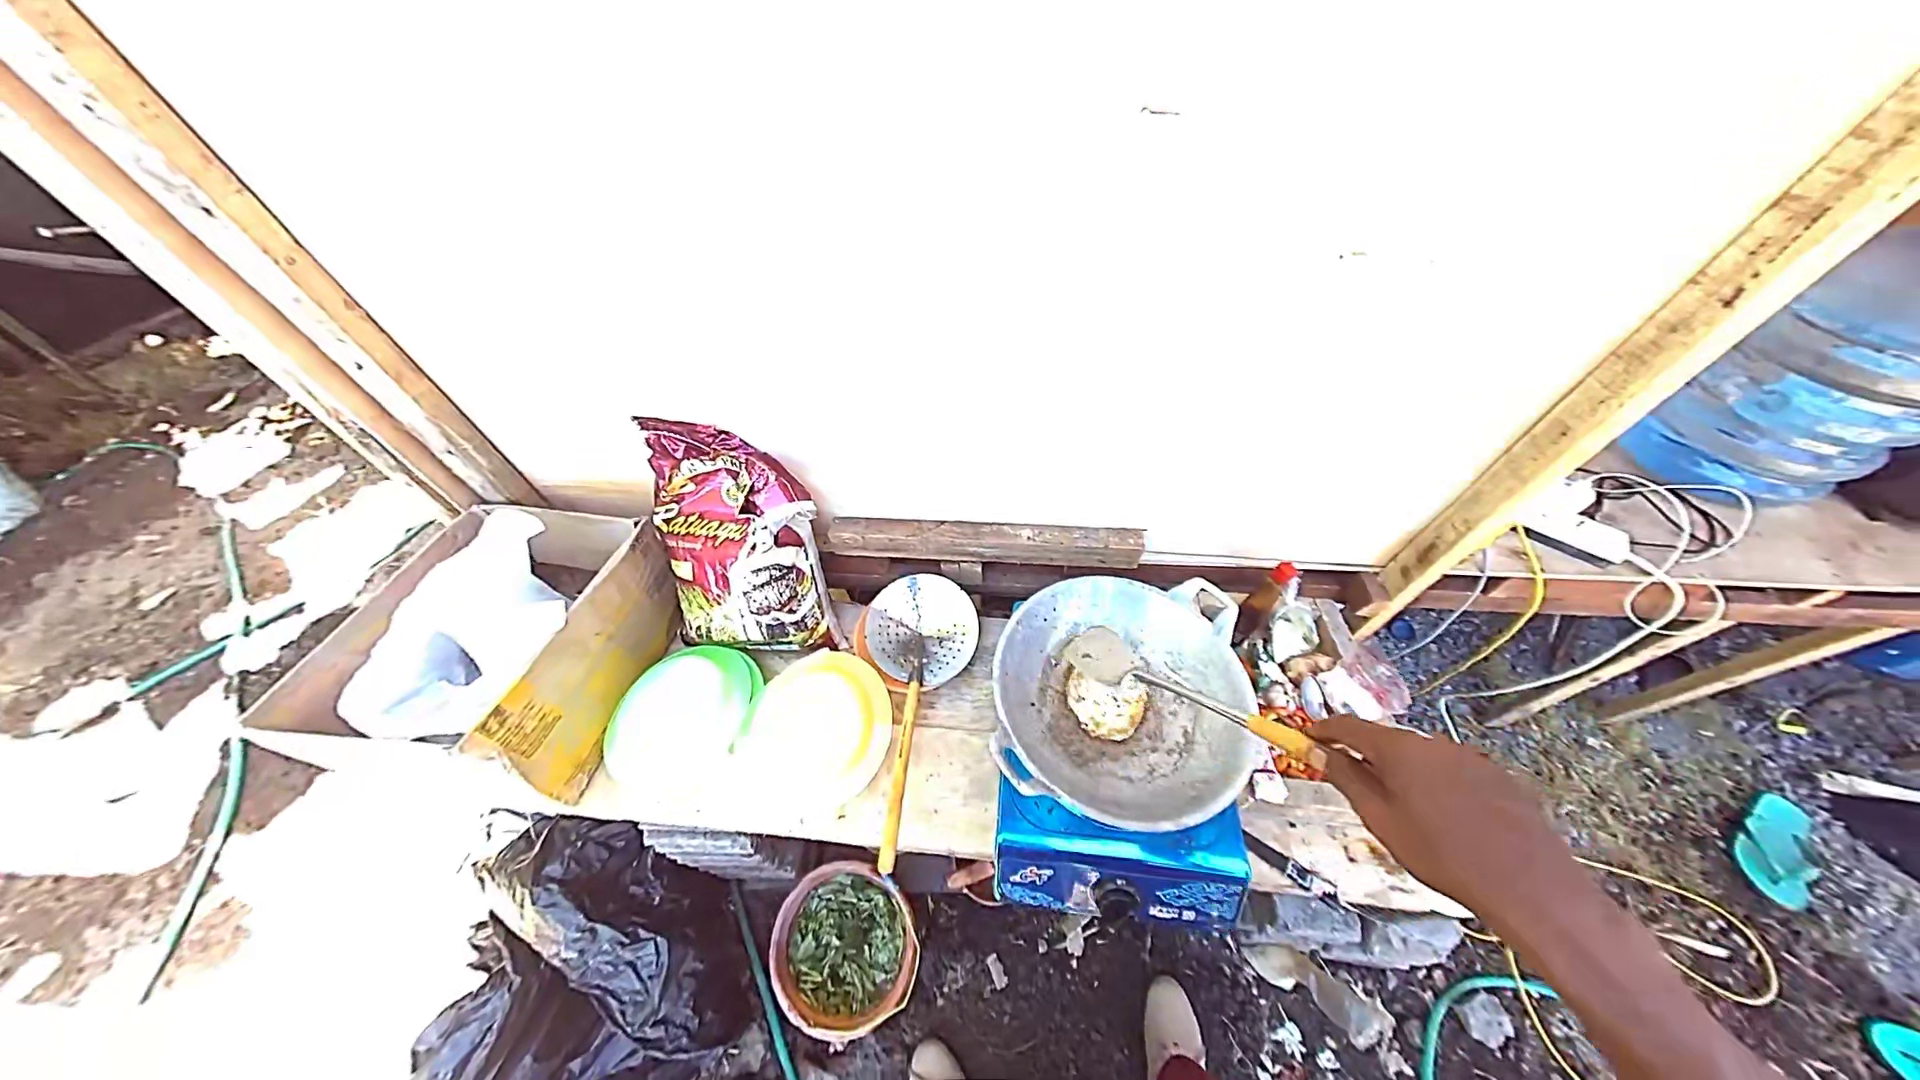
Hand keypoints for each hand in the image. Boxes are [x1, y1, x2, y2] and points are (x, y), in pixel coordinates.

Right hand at [1306, 716, 1776, 1079]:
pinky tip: (1442, 818)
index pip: (1348, 725)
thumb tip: (1315, 750)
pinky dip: (1433, 783)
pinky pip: (1449, 770)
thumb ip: (1345, 778)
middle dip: (1363, 754)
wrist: (1532, 886)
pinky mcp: (1496, 775)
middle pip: (1385, 740)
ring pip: (1419, 756)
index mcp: (1399, 748)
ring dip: (1400, 771)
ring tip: (1400, 809)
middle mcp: (1432, 742)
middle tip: (1349, 780)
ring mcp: (1468, 756)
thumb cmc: (1442, 854)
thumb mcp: (1380, 819)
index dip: (1322, 729)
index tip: (1305, 736)